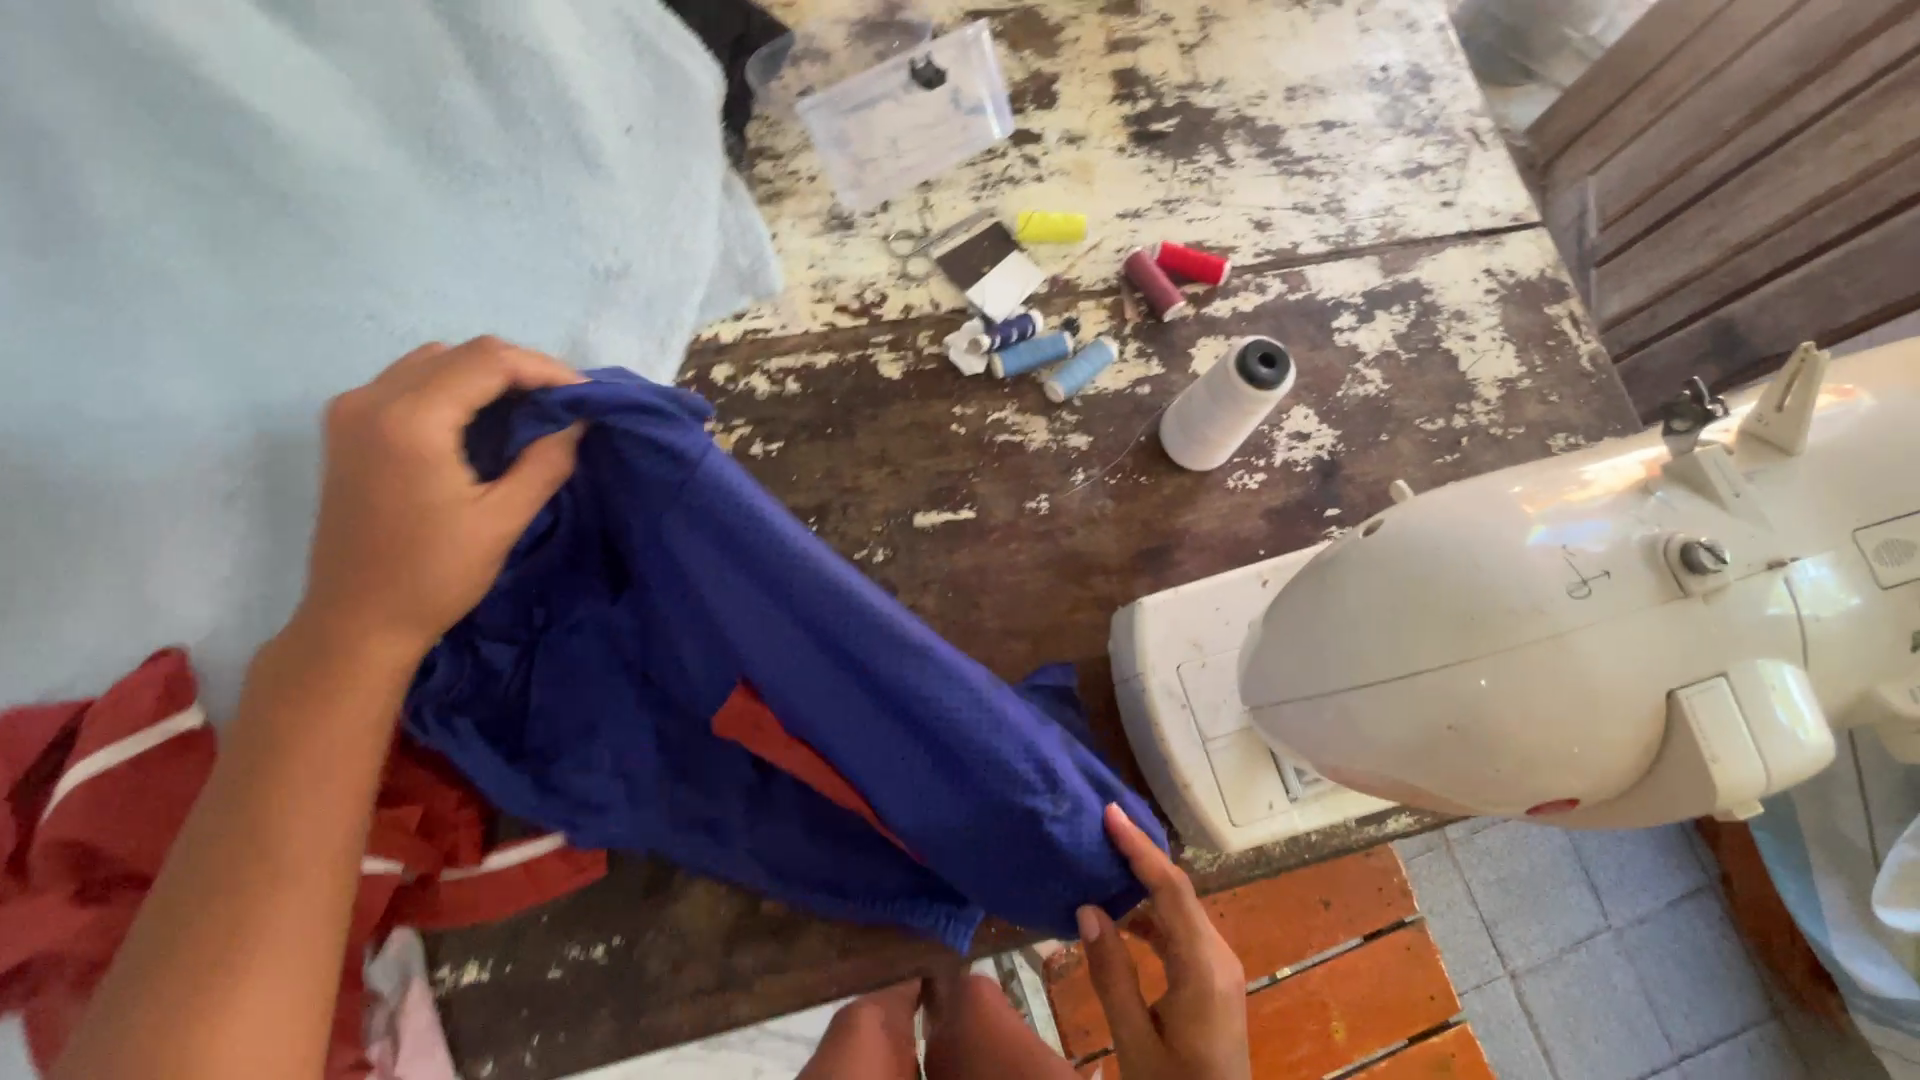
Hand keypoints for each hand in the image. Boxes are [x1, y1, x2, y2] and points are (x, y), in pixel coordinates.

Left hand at [299, 336, 585, 658]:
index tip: (585, 398)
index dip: (545, 369)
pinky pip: (409, 382)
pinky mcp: (347, 428)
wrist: (356, 620)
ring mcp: (351, 411)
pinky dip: (454, 388)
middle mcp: (371, 399)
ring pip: (433, 361)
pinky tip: (483, 421)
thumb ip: (546, 461)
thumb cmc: (434, 576)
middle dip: (520, 370)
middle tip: (564, 405)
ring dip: (486, 376)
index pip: (488, 361)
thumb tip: (578, 422)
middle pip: (460, 353)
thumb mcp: (503, 520)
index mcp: (409, 420)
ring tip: (530, 411)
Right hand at [1076, 803, 1250, 1079]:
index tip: (1110, 812)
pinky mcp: (1213, 980)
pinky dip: (1151, 915)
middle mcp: (1218, 957)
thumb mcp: (1134, 1040)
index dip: (1139, 847)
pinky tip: (1120, 915)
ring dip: (1144, 883)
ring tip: (1103, 860)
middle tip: (1100, 826)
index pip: (1170, 889)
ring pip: (1179, 910)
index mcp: (1202, 967)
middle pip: (1178, 892)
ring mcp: (1219, 968)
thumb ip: (1112, 974)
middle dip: (1140, 855)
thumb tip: (1088, 908)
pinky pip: (1180, 933)